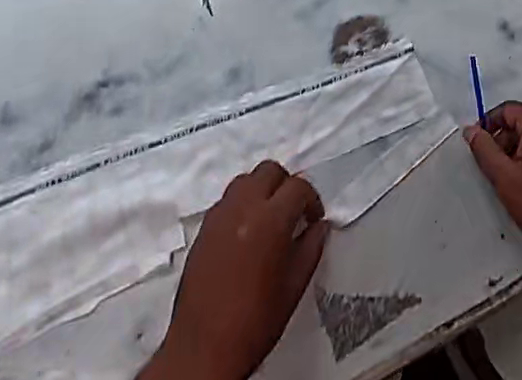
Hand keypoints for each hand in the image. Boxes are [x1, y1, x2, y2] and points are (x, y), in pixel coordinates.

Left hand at [144, 162, 328, 379]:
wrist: (204, 350)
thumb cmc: (254, 322)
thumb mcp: (294, 286)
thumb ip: (310, 248)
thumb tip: (318, 227)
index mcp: (270, 221)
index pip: (298, 186)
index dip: (311, 199)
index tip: (313, 218)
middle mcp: (243, 208)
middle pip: (269, 171)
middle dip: (286, 185)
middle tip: (293, 211)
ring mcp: (219, 216)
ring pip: (245, 180)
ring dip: (261, 190)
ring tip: (269, 218)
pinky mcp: (203, 229)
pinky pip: (226, 200)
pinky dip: (241, 204)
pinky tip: (247, 231)